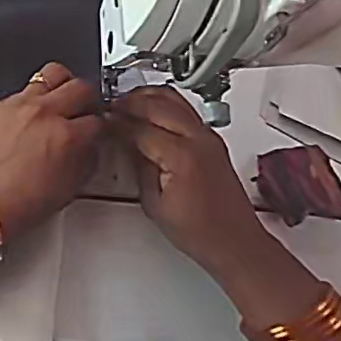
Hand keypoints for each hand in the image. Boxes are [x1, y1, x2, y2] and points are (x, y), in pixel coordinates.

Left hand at [0, 63, 105, 240]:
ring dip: (65, 84)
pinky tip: (37, 111)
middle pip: (82, 87)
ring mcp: (23, 104)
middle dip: (90, 99)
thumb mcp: (69, 188)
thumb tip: (92, 146)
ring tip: (64, 97)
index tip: (100, 129)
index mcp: (67, 136)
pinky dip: (38, 95)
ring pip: (55, 73)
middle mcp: (46, 113)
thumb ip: (87, 159)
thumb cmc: (18, 202)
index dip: (104, 126)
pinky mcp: (3, 103)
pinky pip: (28, 87)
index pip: (98, 120)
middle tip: (87, 110)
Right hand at [113, 86, 266, 272]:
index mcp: (182, 156)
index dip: (117, 123)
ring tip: (127, 104)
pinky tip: (149, 111)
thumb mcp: (155, 205)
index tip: (105, 122)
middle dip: (129, 102)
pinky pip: (184, 107)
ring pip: (172, 97)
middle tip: (111, 108)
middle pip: (156, 103)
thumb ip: (138, 167)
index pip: (140, 127)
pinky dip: (162, 102)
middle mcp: (198, 139)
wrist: (236, 243)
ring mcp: (208, 136)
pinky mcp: (212, 137)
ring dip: (146, 96)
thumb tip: (126, 143)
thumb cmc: (202, 232)